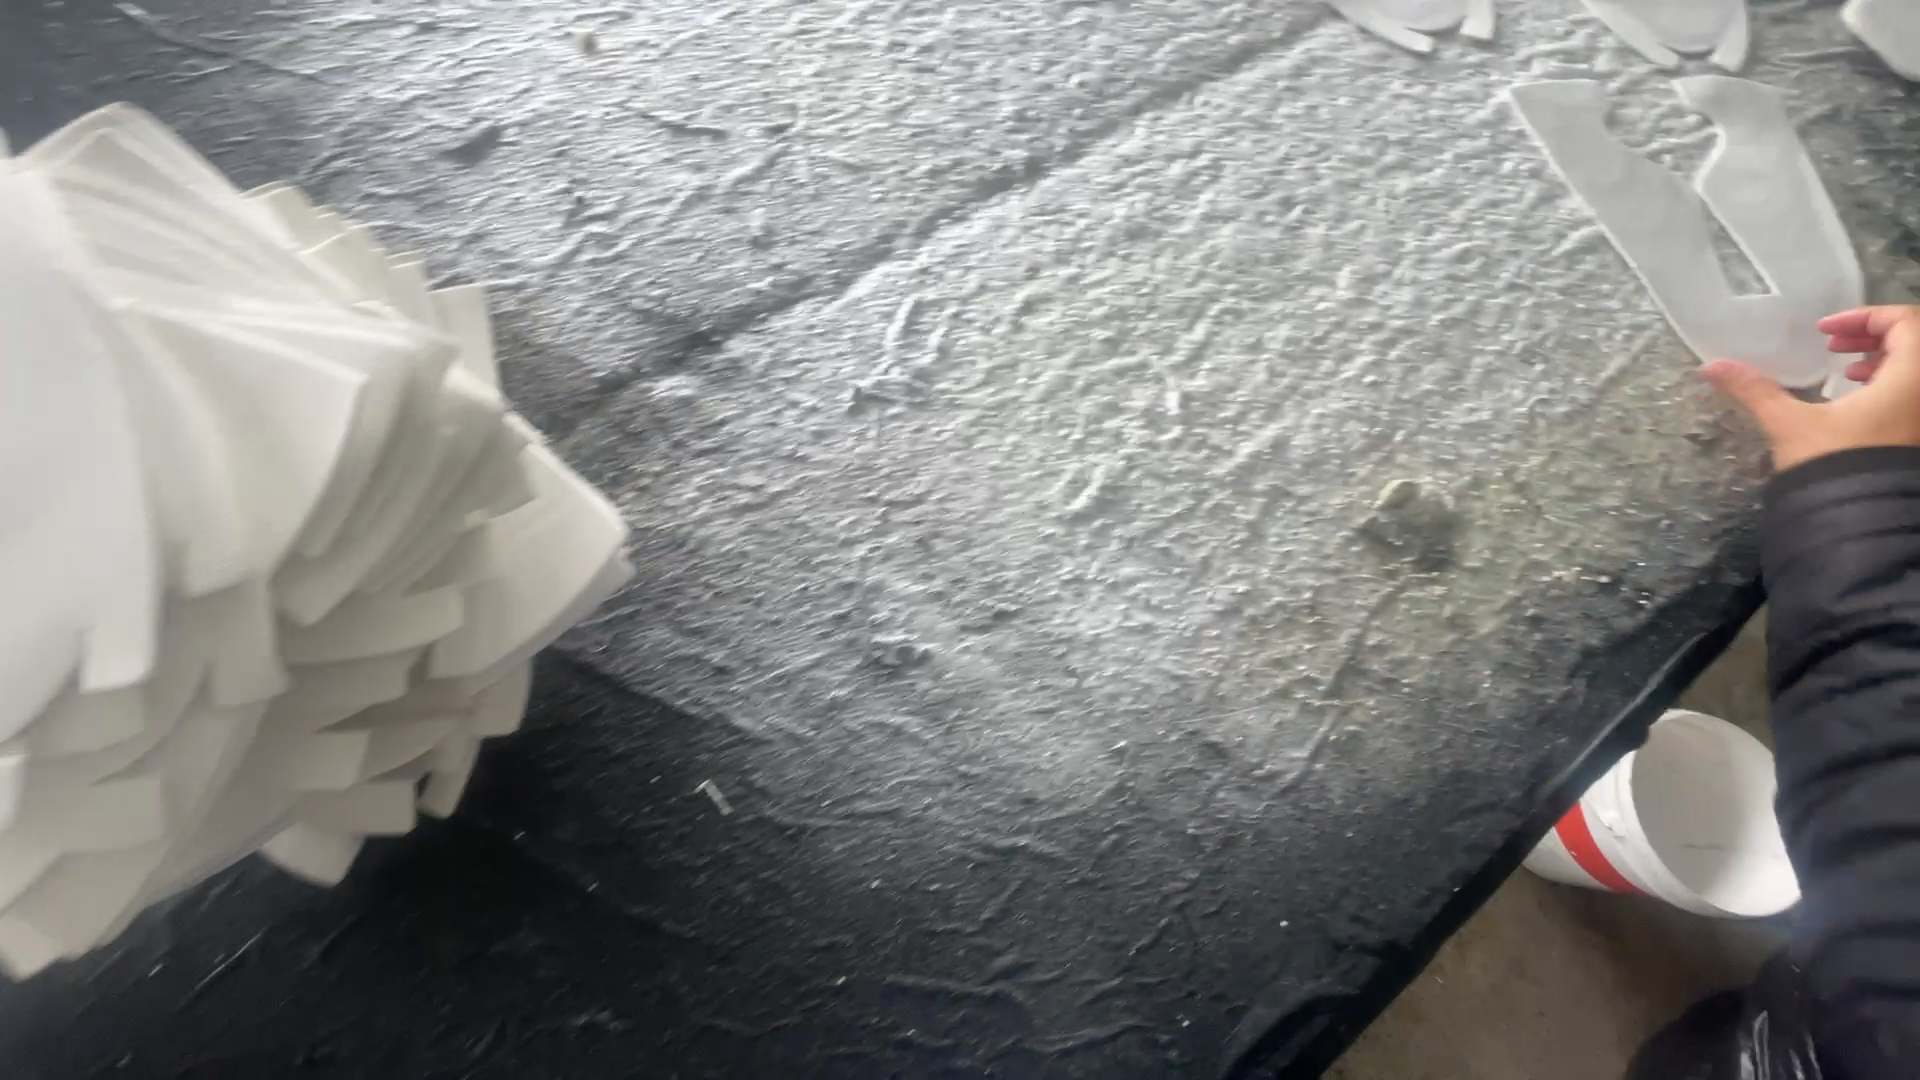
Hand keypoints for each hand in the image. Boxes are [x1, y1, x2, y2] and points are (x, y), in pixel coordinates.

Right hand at [1703, 306, 1919, 470]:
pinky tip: (1859, 394)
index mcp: (1914, 374)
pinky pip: (1915, 386)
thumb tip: (1710, 367)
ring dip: (1885, 356)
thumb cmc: (1833, 457)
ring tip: (1846, 368)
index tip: (1822, 330)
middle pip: (1918, 338)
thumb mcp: (1788, 420)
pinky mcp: (1918, 424)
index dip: (1864, 317)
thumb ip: (1754, 389)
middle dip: (1874, 334)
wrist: (1860, 506)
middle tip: (1832, 343)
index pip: (1906, 322)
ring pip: (1918, 363)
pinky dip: (1893, 379)